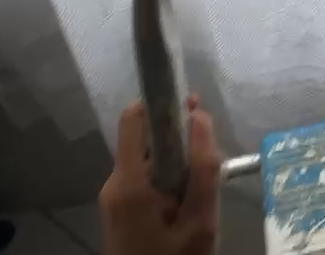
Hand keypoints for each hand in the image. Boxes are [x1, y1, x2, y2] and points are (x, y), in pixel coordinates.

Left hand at [99, 97, 220, 254]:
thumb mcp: (201, 220)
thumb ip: (204, 166)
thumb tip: (199, 114)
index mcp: (128, 182)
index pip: (134, 117)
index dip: (162, 103)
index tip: (192, 105)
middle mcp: (114, 183)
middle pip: (147, 138)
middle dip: (179, 137)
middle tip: (210, 152)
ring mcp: (114, 198)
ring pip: (150, 158)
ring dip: (177, 161)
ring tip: (202, 185)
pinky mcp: (119, 210)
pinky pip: (146, 177)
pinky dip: (168, 178)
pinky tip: (187, 200)